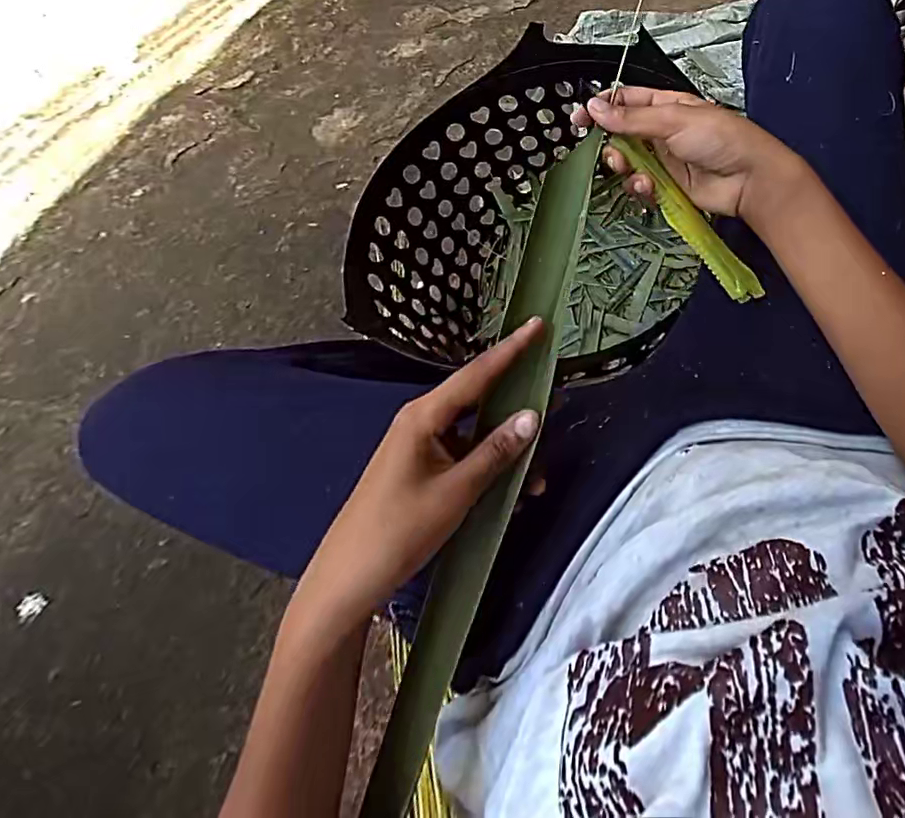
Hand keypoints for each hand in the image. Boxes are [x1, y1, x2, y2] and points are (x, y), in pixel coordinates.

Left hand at [297, 318, 546, 620]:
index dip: (511, 349)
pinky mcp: (422, 469)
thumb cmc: (399, 530)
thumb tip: (533, 416)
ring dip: (508, 452)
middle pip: (480, 401)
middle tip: (557, 404)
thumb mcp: (456, 491)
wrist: (348, 580)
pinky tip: (513, 495)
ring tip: (538, 478)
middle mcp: (422, 422)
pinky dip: (491, 469)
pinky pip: (465, 456)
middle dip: (519, 406)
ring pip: (477, 434)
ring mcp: (421, 446)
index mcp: (424, 416)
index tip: (537, 324)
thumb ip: (496, 451)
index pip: (477, 373)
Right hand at [570, 87, 803, 223]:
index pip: (625, 101)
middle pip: (621, 135)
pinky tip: (649, 186)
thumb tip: (597, 108)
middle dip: (611, 144)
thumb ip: (632, 118)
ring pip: (628, 163)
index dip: (602, 108)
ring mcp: (664, 160)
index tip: (581, 119)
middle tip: (610, 151)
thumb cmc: (725, 140)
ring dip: (624, 168)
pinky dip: (639, 187)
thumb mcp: (674, 120)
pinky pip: (641, 186)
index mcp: (666, 106)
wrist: (750, 180)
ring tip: (633, 171)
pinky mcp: (668, 185)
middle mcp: (662, 132)